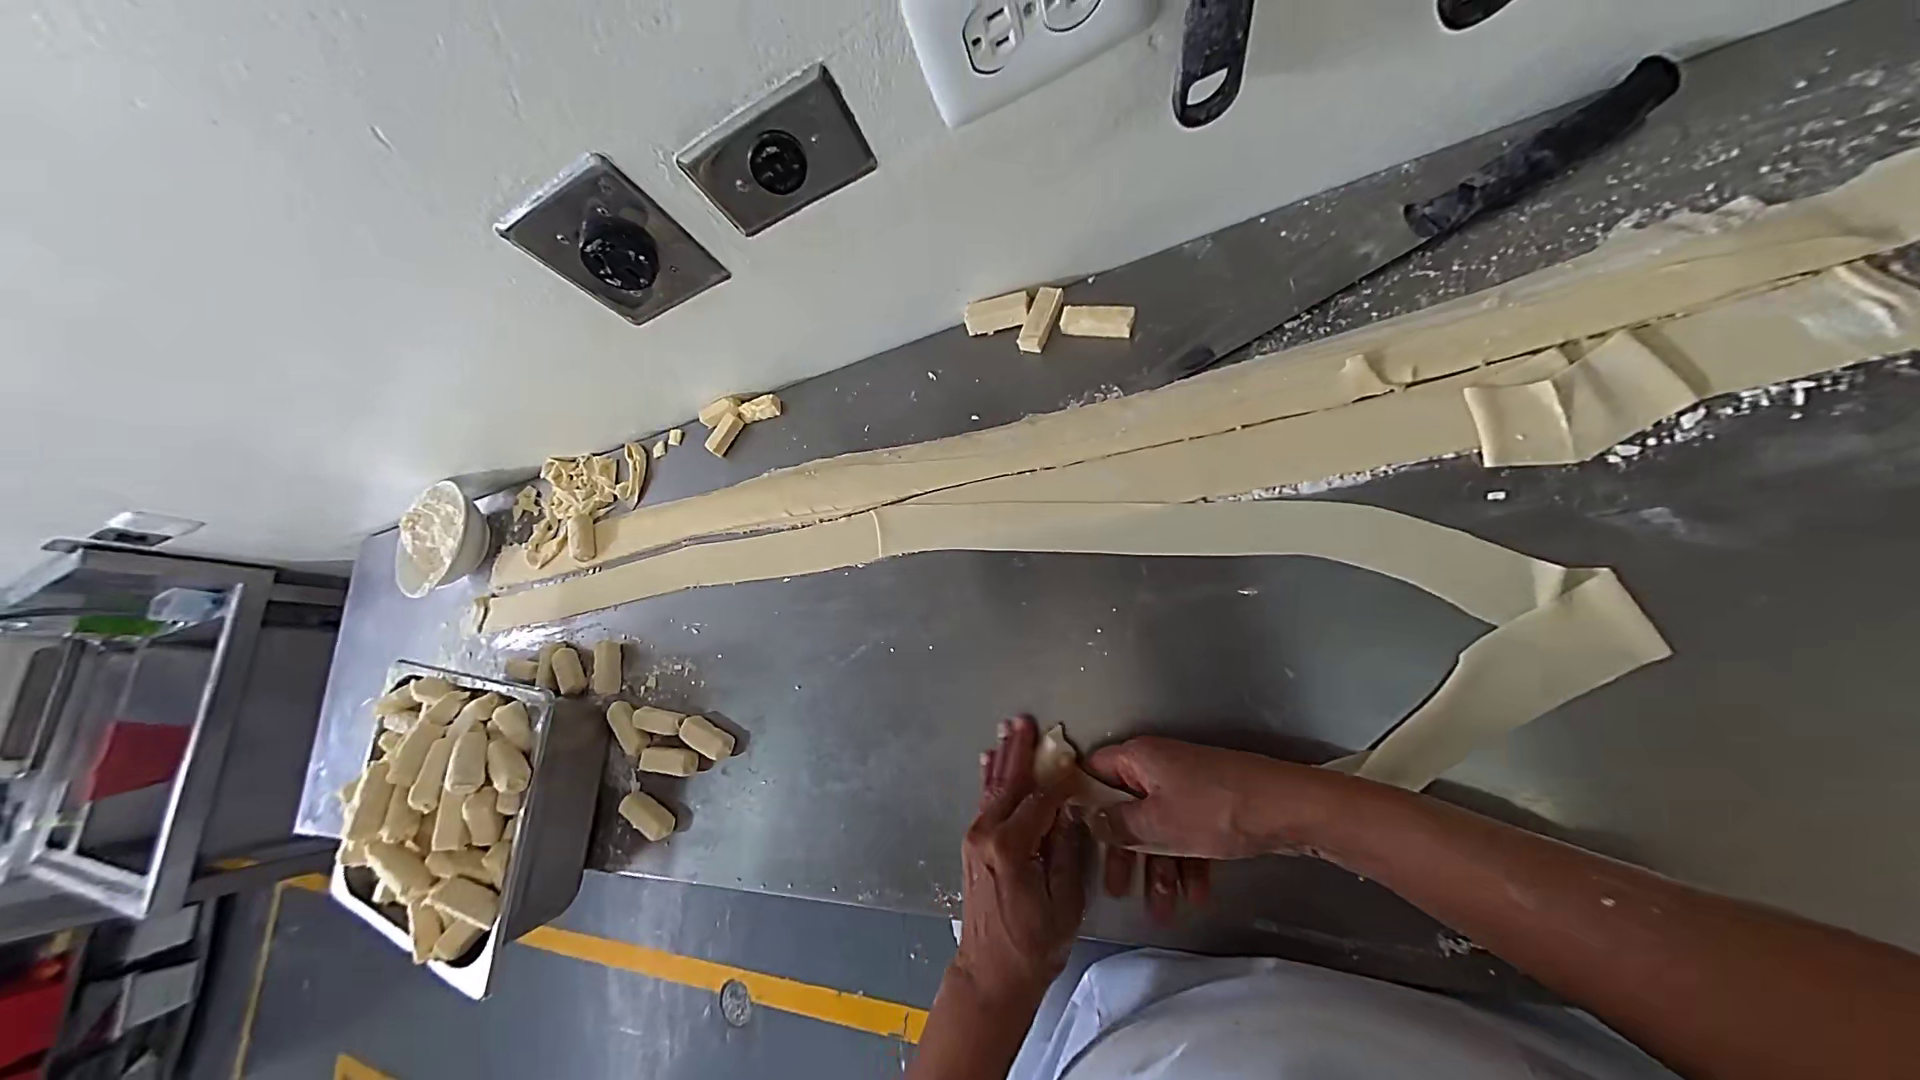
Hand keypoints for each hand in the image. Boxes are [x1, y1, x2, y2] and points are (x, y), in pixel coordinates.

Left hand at [954, 716, 1087, 1002]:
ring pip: (994, 788)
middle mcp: (987, 835)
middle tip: (1025, 721)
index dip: (1058, 781)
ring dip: (1004, 757)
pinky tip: (990, 762)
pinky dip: (991, 778)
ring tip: (1008, 730)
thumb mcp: (1064, 902)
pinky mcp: (973, 844)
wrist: (990, 974)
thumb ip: (1066, 851)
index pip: (1040, 801)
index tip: (1071, 762)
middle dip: (1020, 750)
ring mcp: (975, 838)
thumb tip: (1070, 812)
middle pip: (1009, 783)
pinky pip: (985, 802)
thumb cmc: (1032, 946)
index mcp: (1011, 848)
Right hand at [1087, 737, 1342, 922]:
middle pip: (1125, 808)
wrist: (1287, 809)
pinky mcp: (1210, 805)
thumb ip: (1116, 823)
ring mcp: (1185, 786)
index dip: (1080, 801)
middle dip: (1124, 852)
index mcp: (1137, 758)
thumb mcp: (1156, 822)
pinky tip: (1195, 895)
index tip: (1073, 835)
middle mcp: (1157, 767)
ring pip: (1157, 827)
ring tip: (1162, 911)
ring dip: (1157, 868)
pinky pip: (1185, 833)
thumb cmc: (1214, 810)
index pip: (1093, 772)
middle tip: (1116, 889)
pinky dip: (1186, 862)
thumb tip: (1086, 816)